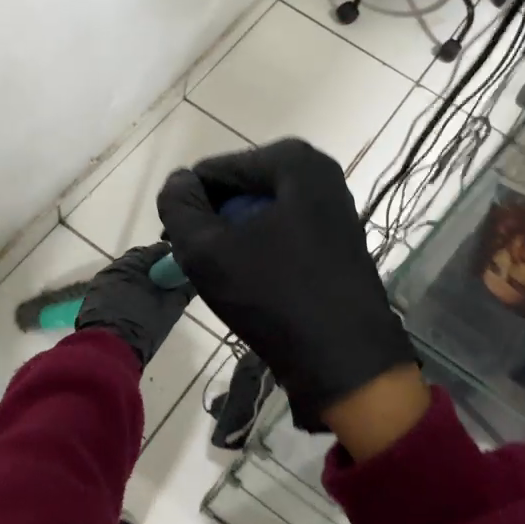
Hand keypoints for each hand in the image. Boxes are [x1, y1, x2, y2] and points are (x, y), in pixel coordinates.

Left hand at [74, 243, 197, 365]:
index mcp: (131, 265)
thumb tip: (194, 280)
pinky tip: (133, 305)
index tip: (179, 265)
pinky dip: (124, 292)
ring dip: (136, 281)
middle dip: (151, 269)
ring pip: (123, 276)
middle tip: (166, 282)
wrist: (109, 353)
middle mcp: (111, 269)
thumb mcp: (170, 309)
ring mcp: (98, 285)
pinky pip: (112, 288)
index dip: (168, 256)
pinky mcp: (91, 300)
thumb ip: (184, 290)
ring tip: (150, 295)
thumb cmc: (143, 326)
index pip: (153, 251)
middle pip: (136, 262)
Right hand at [157, 139, 416, 430]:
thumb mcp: (208, 251)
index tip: (180, 250)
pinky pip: (282, 236)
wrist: (346, 362)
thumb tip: (178, 183)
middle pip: (239, 191)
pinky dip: (261, 255)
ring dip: (235, 243)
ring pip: (259, 216)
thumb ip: (179, 207)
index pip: (212, 172)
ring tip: (228, 282)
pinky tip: (255, 289)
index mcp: (293, 161)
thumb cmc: (274, 298)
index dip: (188, 210)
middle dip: (214, 225)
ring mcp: (333, 209)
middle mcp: (320, 174)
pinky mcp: (337, 242)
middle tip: (202, 268)